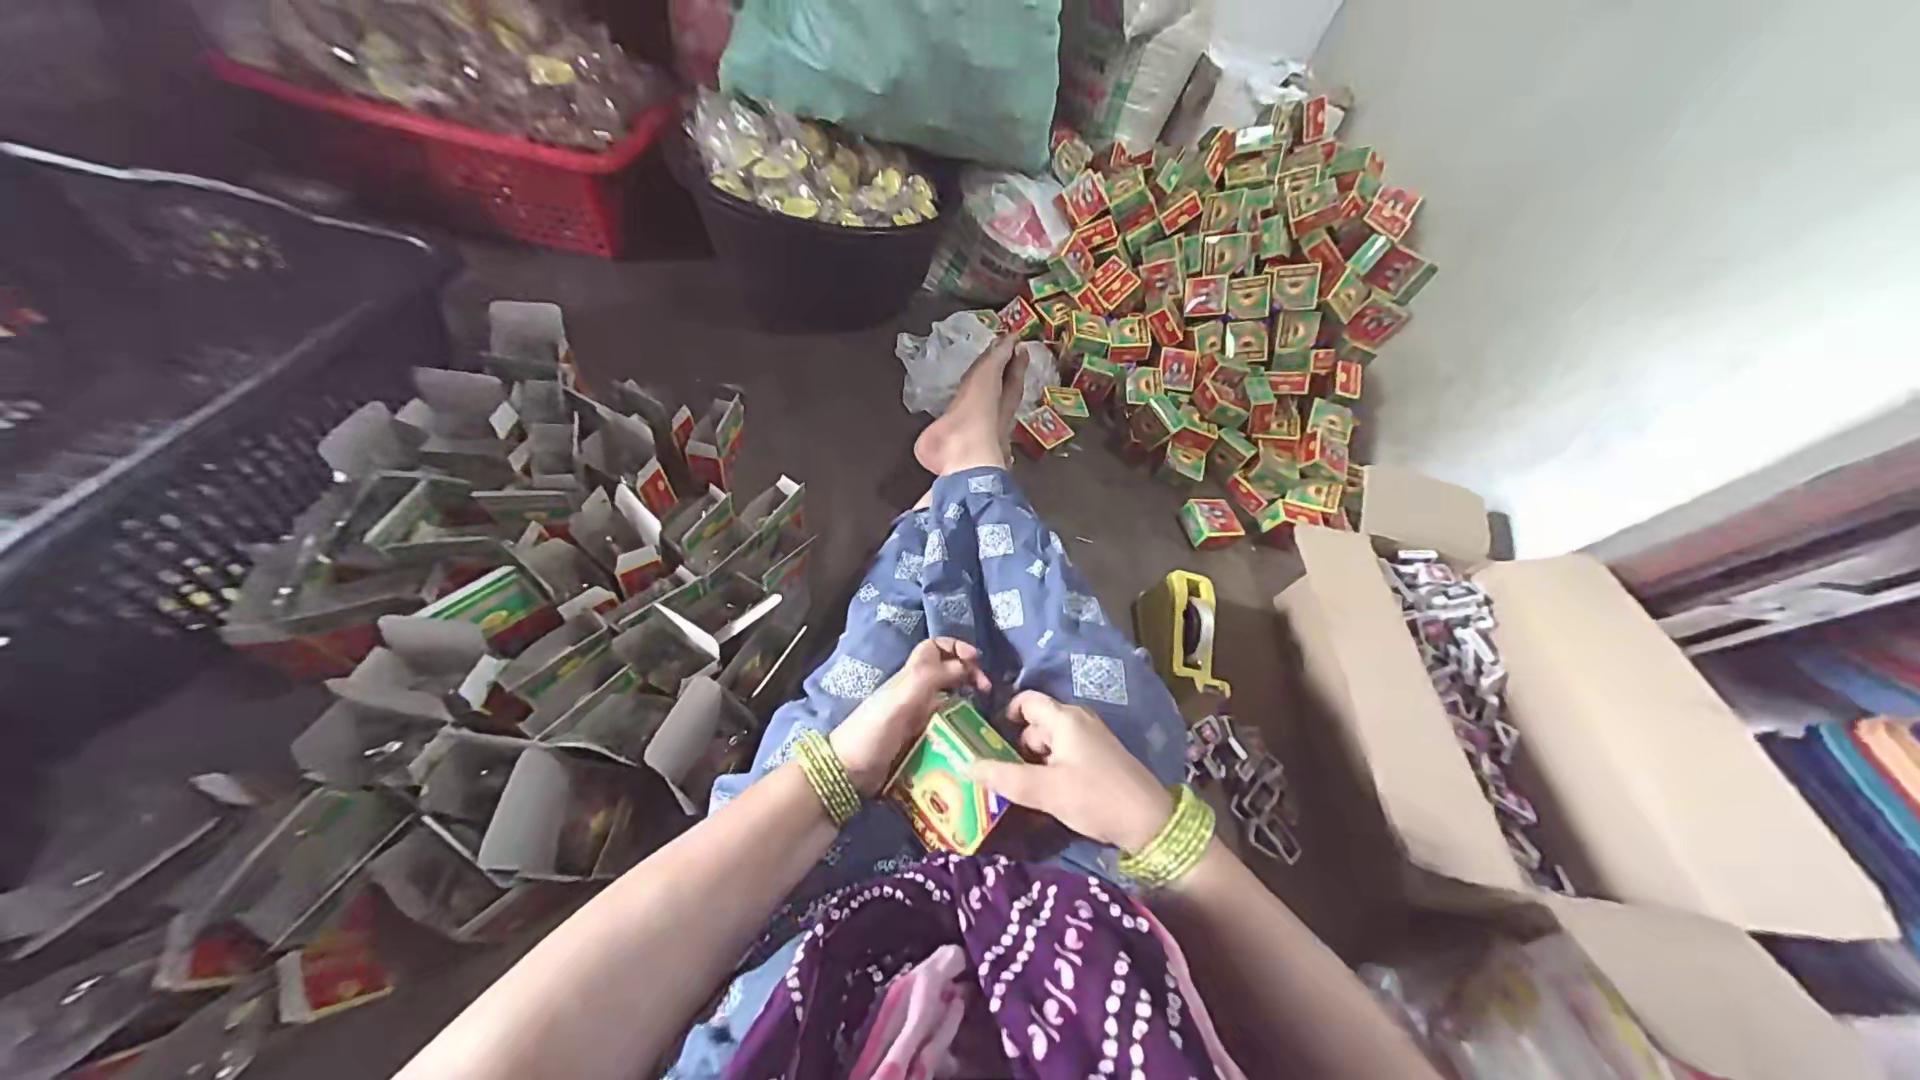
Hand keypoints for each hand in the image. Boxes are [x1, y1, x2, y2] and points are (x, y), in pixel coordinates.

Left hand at [829, 638, 990, 794]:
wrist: (847, 774)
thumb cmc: (870, 733)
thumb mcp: (899, 702)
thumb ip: (928, 679)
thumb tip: (964, 665)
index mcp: (910, 678)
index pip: (934, 649)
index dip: (955, 647)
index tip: (976, 660)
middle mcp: (916, 693)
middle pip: (948, 673)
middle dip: (970, 674)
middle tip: (987, 690)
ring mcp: (918, 718)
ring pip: (951, 700)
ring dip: (970, 701)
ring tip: (986, 713)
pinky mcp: (921, 741)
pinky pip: (947, 726)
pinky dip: (962, 726)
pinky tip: (974, 736)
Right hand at [969, 690, 1173, 851]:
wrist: (1150, 823)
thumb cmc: (1094, 798)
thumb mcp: (1044, 791)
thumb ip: (1004, 777)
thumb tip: (966, 765)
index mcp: (1064, 718)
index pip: (1026, 700)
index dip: (1005, 715)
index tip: (991, 742)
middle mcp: (1078, 719)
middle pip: (1036, 722)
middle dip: (1018, 745)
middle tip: (1006, 774)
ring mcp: (1092, 736)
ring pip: (1051, 739)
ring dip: (1035, 759)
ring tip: (1026, 787)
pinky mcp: (1100, 755)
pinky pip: (1066, 750)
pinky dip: (1053, 765)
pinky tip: (1051, 791)